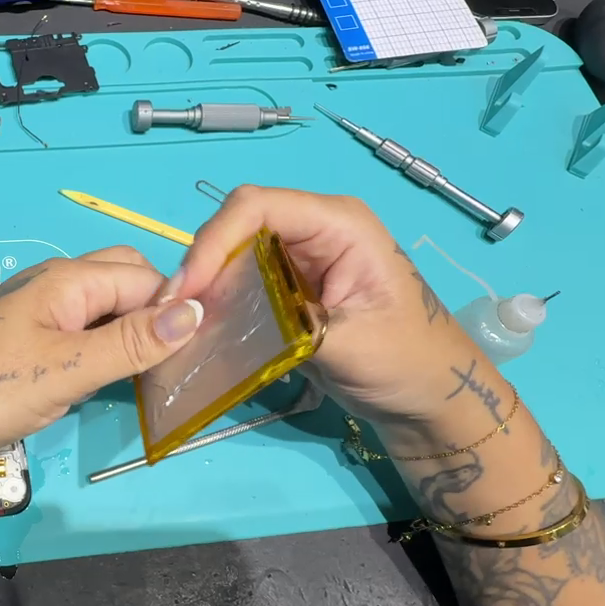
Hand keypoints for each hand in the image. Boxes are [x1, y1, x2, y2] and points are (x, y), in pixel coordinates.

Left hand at [0, 246, 202, 490]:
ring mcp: (37, 323)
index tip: (206, 347)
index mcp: (66, 280)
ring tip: (164, 376)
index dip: (175, 306)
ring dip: (130, 338)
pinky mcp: (26, 355)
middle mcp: (54, 292)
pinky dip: (103, 358)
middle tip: (182, 359)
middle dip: (154, 313)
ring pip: (101, 316)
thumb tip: (197, 312)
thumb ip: (132, 342)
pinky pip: (78, 344)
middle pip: (121, 285)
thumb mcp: (67, 368)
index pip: (142, 277)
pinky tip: (117, 385)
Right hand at [173, 186, 481, 424]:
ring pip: (231, 250)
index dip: (214, 241)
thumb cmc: (409, 362)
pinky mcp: (285, 283)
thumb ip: (287, 325)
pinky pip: (238, 277)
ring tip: (181, 319)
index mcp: (338, 223)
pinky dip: (215, 297)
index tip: (187, 289)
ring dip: (204, 282)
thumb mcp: (352, 345)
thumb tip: (220, 319)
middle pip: (236, 223)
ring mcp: (298, 255)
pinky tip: (202, 324)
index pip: (257, 207)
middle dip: (201, 262)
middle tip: (175, 311)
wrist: (430, 397)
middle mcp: (313, 228)